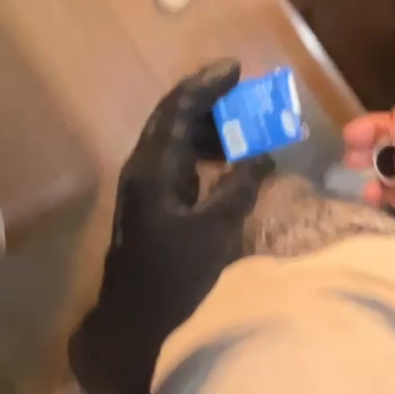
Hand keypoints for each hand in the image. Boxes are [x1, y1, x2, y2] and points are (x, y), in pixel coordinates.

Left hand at [68, 60, 272, 393]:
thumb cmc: (173, 277)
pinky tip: (225, 157)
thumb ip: (240, 187)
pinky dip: (202, 148)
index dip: (207, 84)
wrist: (133, 325)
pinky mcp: (150, 199)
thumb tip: (262, 155)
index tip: (236, 68)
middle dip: (206, 98)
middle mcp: (143, 165)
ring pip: (174, 135)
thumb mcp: (215, 231)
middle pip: (173, 115)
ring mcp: (144, 182)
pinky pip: (177, 157)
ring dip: (205, 123)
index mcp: (154, 167)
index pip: (179, 109)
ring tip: (240, 121)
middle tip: (241, 87)